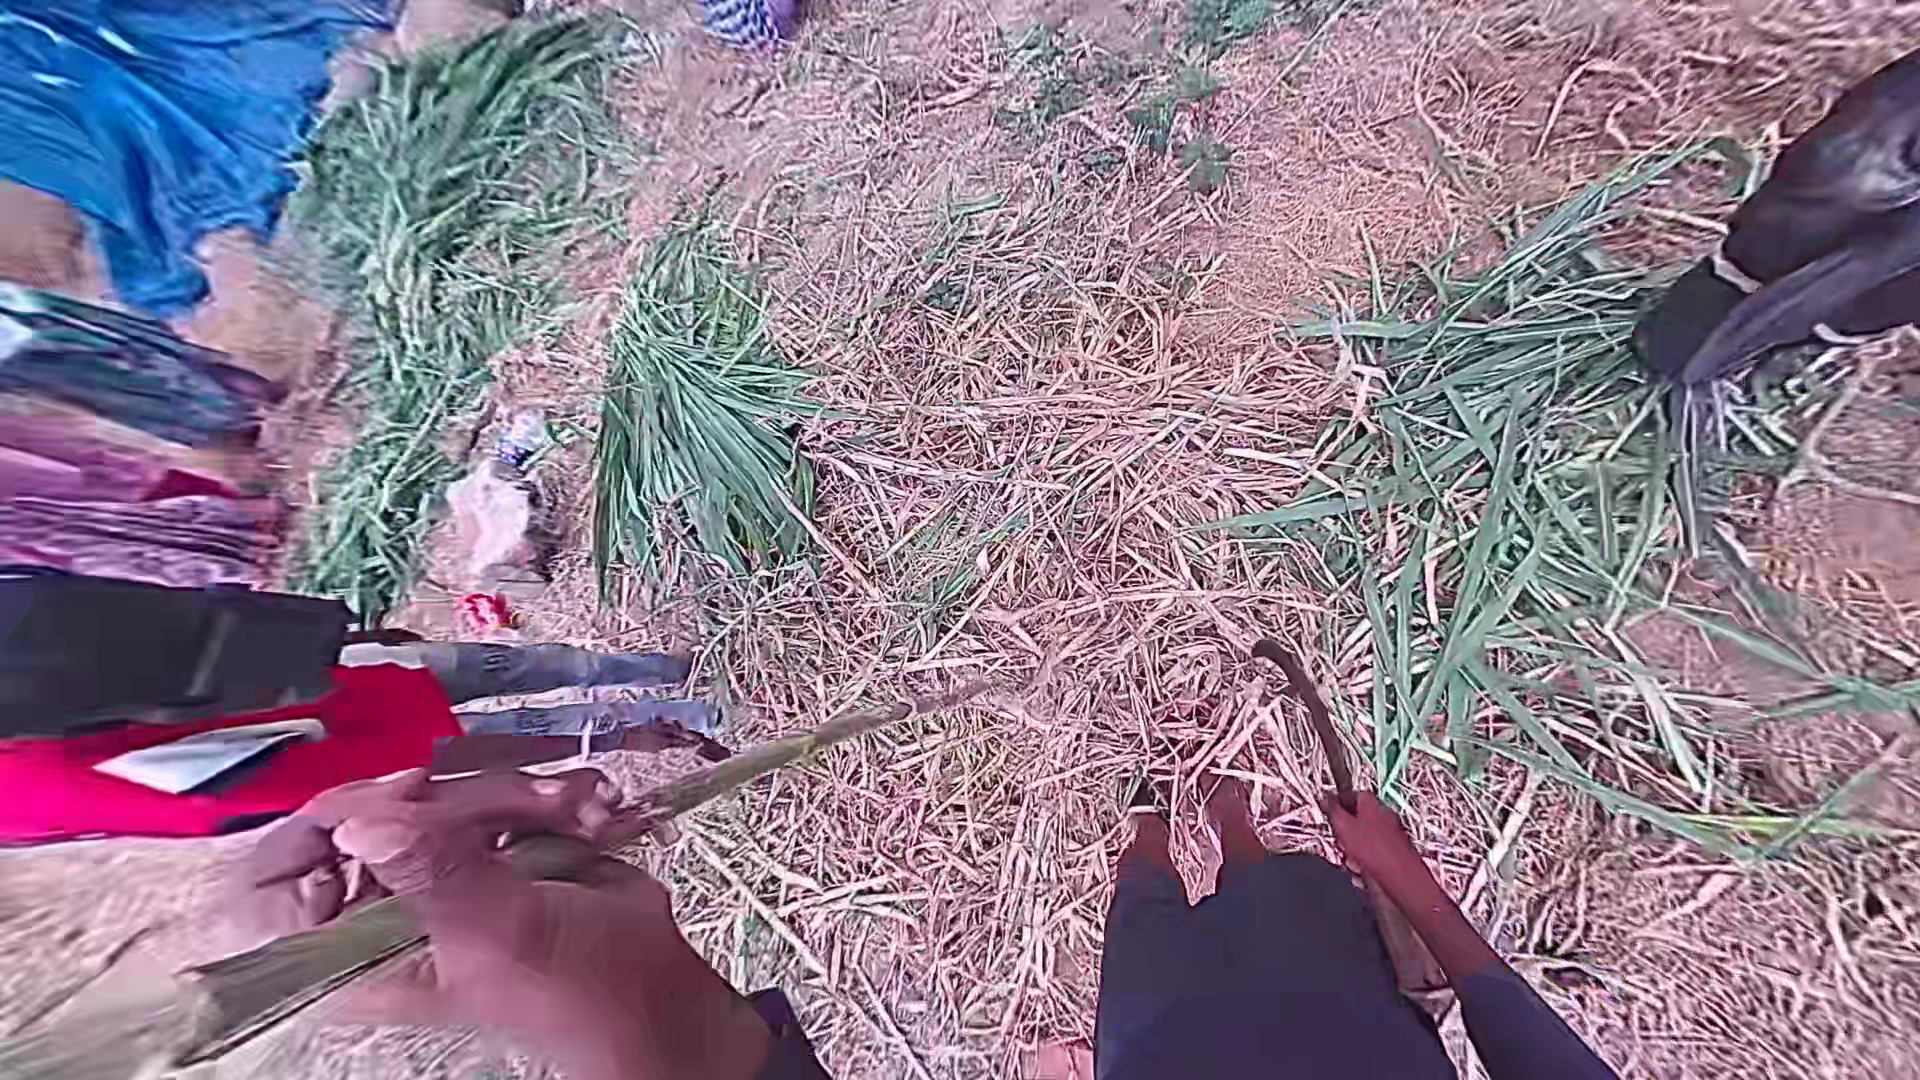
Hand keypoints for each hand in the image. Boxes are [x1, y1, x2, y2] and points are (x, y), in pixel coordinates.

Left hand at [227, 769, 772, 1079]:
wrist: (646, 974)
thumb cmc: (567, 976)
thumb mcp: (502, 932)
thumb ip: (438, 876)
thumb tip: (358, 823)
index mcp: (355, 945)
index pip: (274, 882)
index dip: (326, 824)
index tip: (408, 793)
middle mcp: (394, 900)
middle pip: (398, 810)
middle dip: (484, 799)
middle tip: (542, 805)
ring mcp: (456, 867)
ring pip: (467, 791)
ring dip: (539, 797)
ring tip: (585, 817)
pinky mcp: (511, 844)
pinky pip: (521, 792)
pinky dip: (566, 796)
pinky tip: (596, 819)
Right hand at [1321, 791, 1430, 885]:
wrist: (1401, 881)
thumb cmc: (1375, 851)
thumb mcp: (1342, 826)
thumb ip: (1332, 810)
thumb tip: (1325, 799)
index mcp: (1374, 805)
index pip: (1356, 793)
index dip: (1341, 800)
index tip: (1330, 807)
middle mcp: (1387, 818)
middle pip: (1360, 816)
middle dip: (1347, 827)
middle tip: (1338, 835)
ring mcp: (1395, 838)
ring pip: (1366, 836)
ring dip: (1355, 846)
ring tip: (1349, 857)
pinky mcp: (1397, 856)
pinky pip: (1375, 853)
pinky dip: (1366, 860)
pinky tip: (1361, 869)